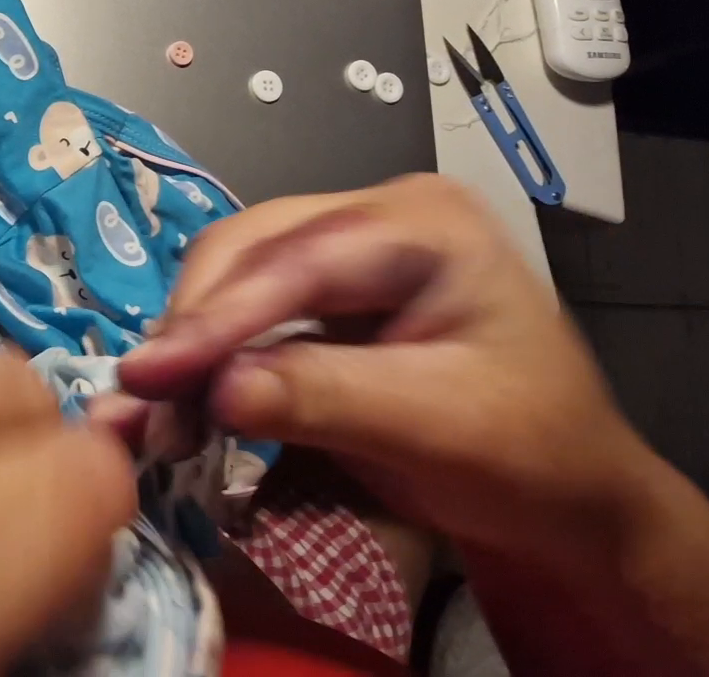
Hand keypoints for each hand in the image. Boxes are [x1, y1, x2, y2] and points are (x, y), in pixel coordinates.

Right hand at [113, 174, 659, 575]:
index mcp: (423, 223)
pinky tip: (184, 391)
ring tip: (157, 405)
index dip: (218, 317)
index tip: (150, 374)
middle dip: (193, 326)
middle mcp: (369, 214)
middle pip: (248, 250)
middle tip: (146, 398)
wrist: (562, 493)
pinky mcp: (314, 290)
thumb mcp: (441, 429)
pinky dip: (205, 352)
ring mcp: (338, 247)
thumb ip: (327, 399)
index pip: (297, 259)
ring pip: (229, 273)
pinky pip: (239, 305)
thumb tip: (215, 390)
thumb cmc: (532, 455)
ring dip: (188, 341)